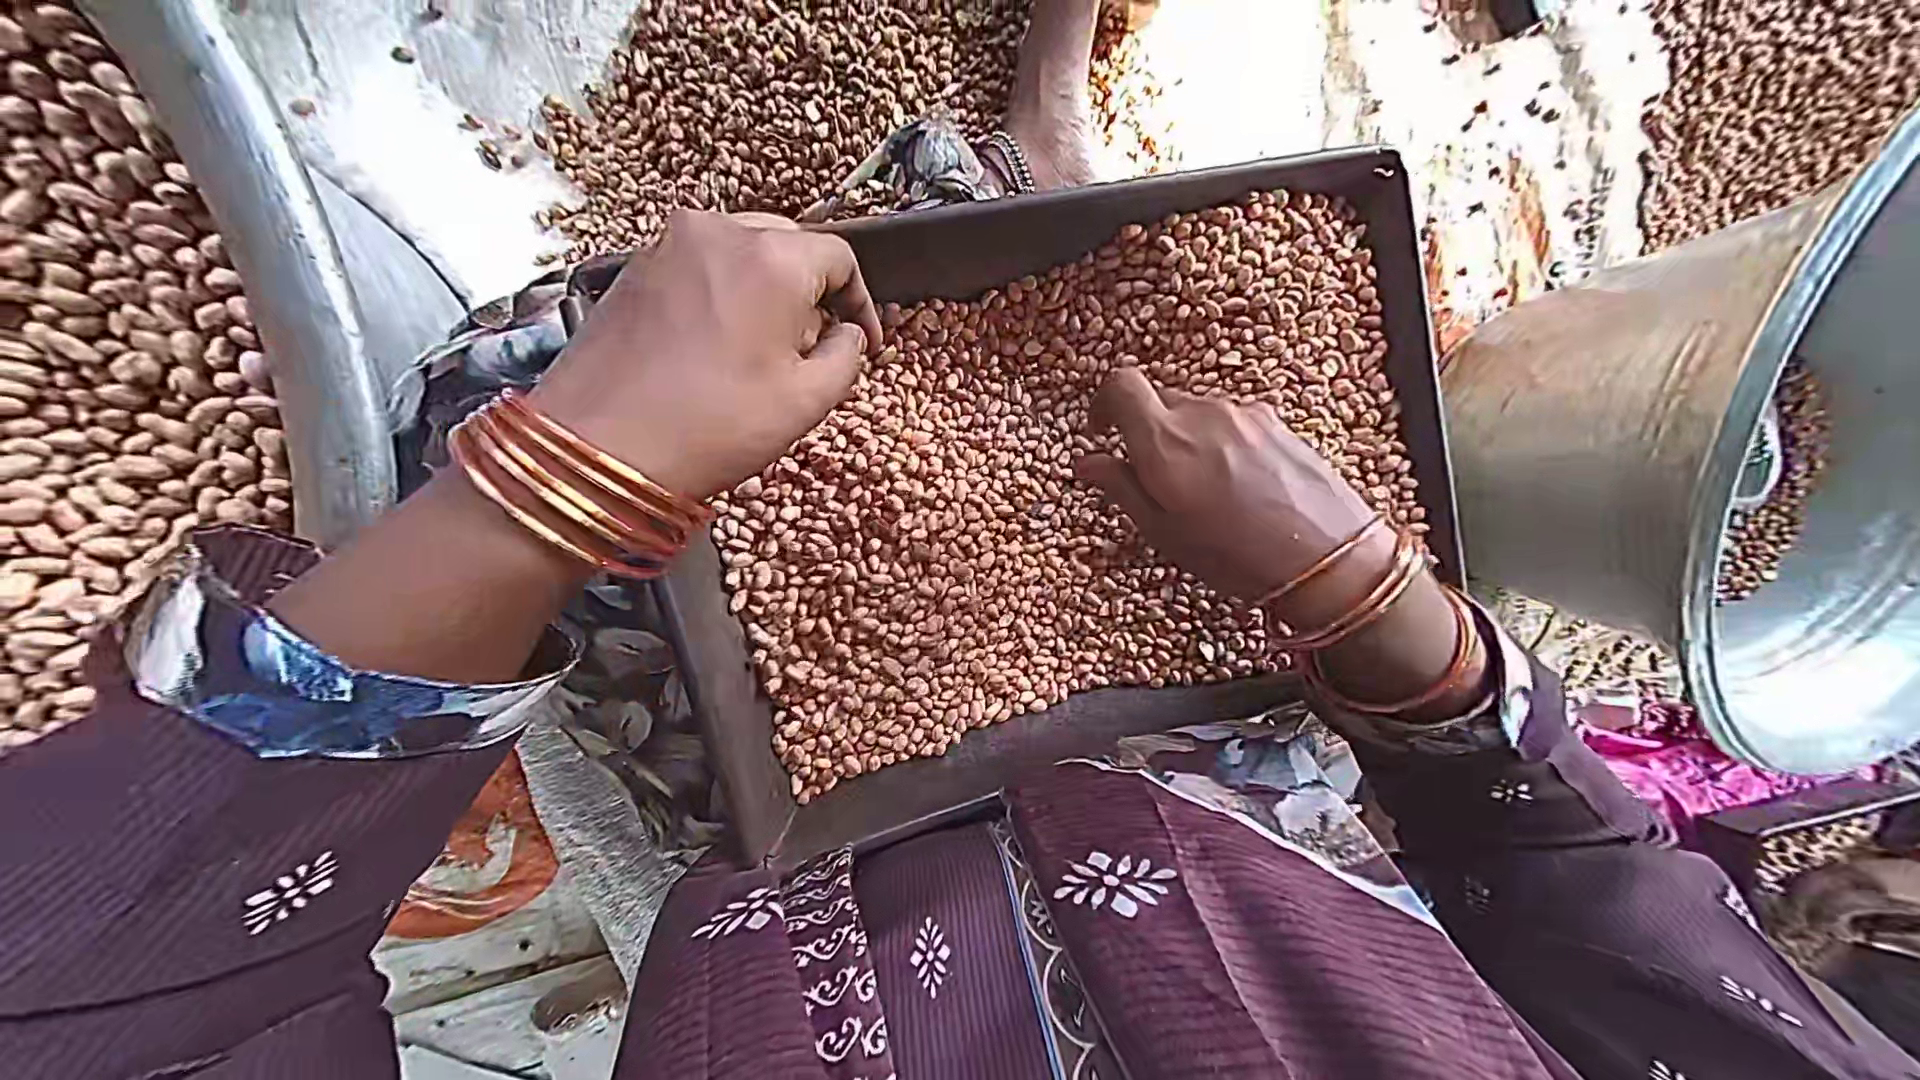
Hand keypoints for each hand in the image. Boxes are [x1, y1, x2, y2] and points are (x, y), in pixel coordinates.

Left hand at [529, 210, 883, 498]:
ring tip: (766, 350)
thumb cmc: (713, 426)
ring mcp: (669, 243)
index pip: (839, 258)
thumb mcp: (808, 401)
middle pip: (791, 246)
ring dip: (770, 292)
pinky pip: (702, 264)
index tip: (865, 341)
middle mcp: (719, 233)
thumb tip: (849, 334)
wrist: (600, 445)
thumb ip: (848, 357)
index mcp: (772, 260)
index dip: (861, 302)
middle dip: (814, 295)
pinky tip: (721, 342)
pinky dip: (727, 292)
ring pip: (745, 252)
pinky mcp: (636, 265)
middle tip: (814, 349)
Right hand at [1073, 367, 1377, 604]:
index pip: (1120, 385)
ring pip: (1194, 412)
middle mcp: (1202, 413)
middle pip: (1157, 400)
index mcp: (1164, 440)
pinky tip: (1234, 482)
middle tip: (1151, 477)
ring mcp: (1243, 413)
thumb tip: (1086, 461)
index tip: (1100, 431)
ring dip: (1183, 438)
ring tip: (1200, 488)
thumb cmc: (1234, 553)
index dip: (1102, 403)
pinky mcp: (1274, 421)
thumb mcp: (1161, 529)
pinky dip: (1216, 441)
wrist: (1328, 558)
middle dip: (1144, 430)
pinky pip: (1228, 420)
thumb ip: (1119, 486)